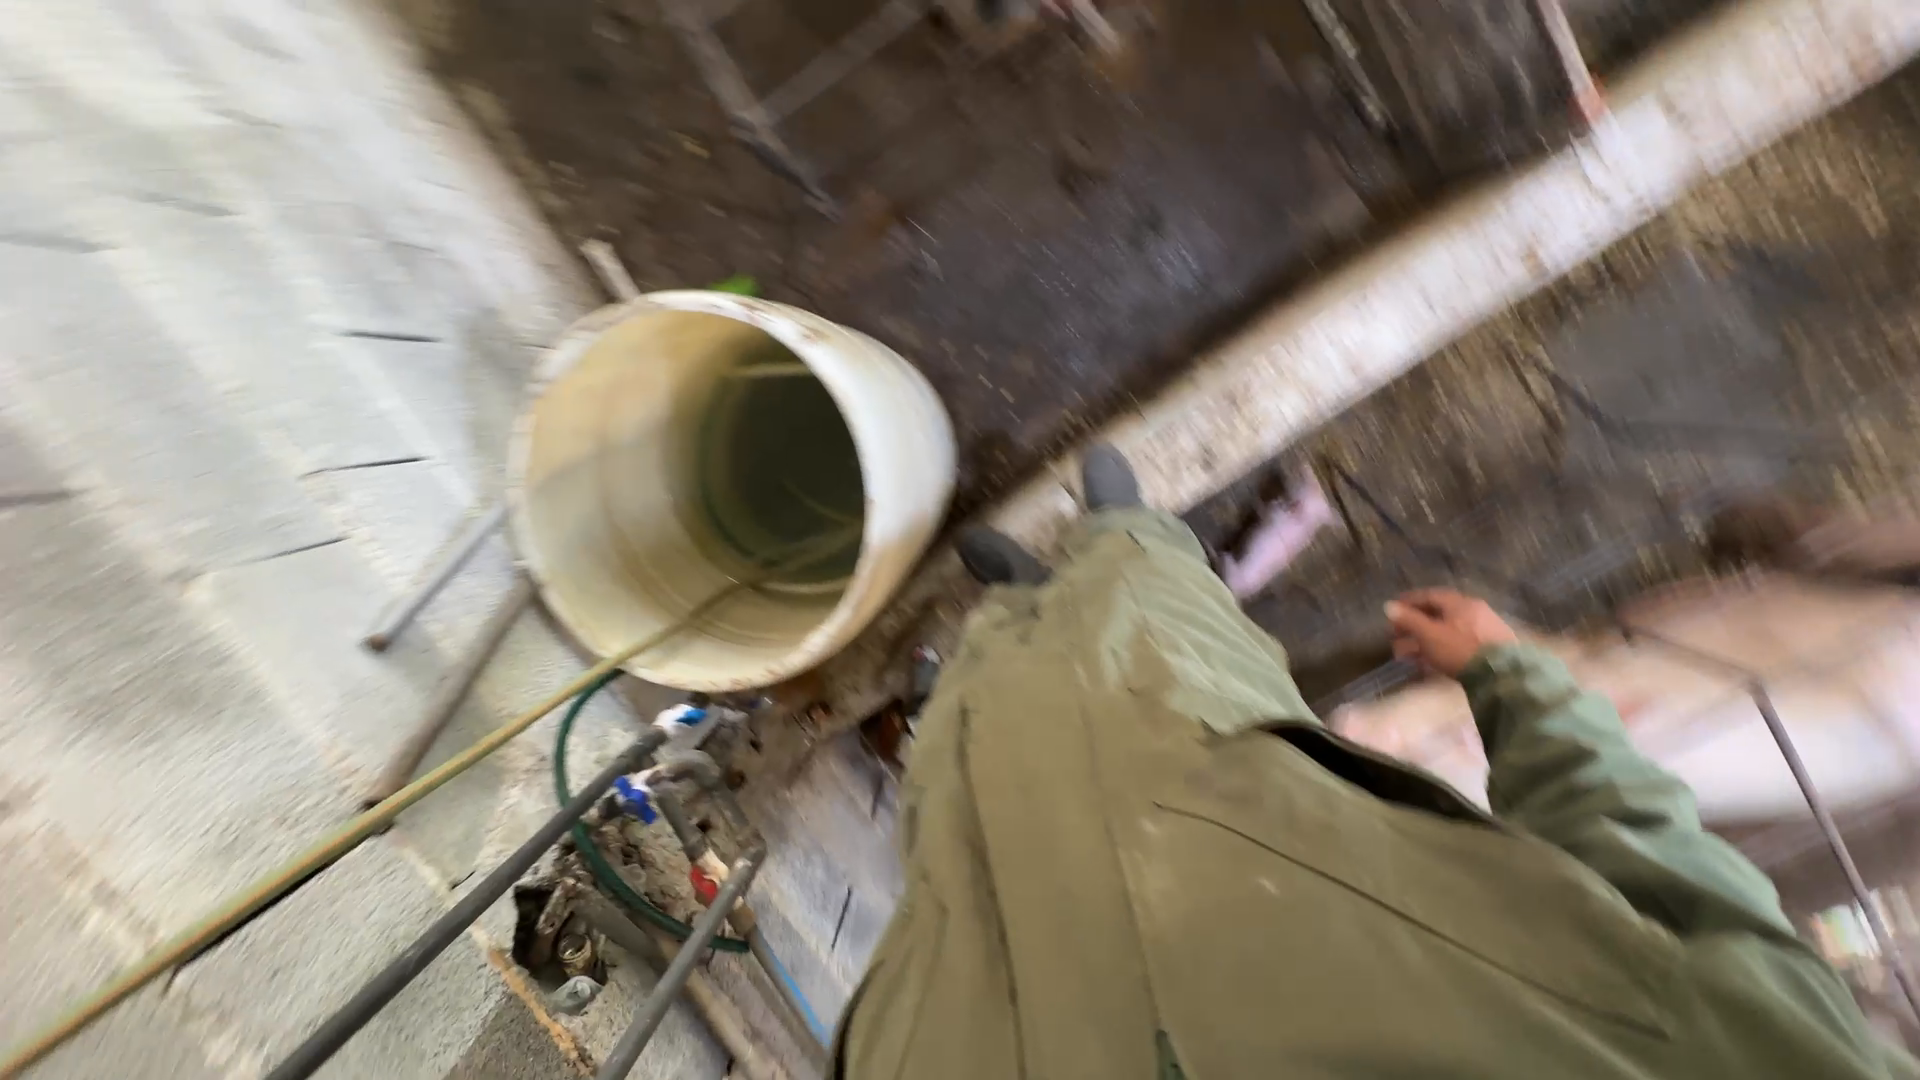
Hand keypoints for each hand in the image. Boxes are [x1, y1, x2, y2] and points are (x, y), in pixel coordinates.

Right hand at [1384, 588, 1517, 678]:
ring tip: (1407, 653)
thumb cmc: (1459, 649)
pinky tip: (1430, 659)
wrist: (1503, 674)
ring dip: (1424, 639)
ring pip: (1447, 629)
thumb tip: (1389, 606)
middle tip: (1397, 634)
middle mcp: (1474, 611)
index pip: (1429, 595)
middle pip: (1438, 613)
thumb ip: (1408, 619)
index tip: (1392, 609)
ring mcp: (1484, 629)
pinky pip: (1458, 641)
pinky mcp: (1490, 647)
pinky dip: (1440, 647)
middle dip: (1414, 624)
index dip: (1408, 601)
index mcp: (1459, 603)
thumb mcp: (1428, 634)